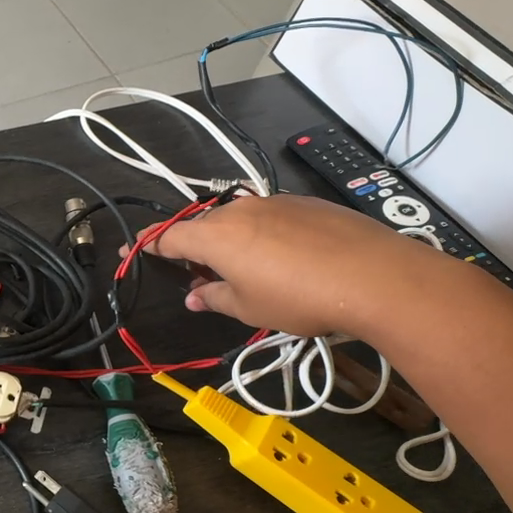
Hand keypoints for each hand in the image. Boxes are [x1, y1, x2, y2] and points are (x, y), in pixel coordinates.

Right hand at [135, 194, 462, 338]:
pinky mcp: (310, 205)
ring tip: (245, 270)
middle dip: (193, 248)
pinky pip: (272, 218)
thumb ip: (215, 298)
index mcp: (214, 236)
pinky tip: (285, 259)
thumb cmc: (300, 298)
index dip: (147, 246)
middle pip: (202, 226)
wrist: (380, 278)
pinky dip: (265, 236)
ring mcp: (276, 203)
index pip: (167, 238)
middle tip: (197, 274)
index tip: (131, 251)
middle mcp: (239, 212)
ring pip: (238, 220)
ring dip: (231, 242)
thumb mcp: (249, 308)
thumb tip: (195, 297)